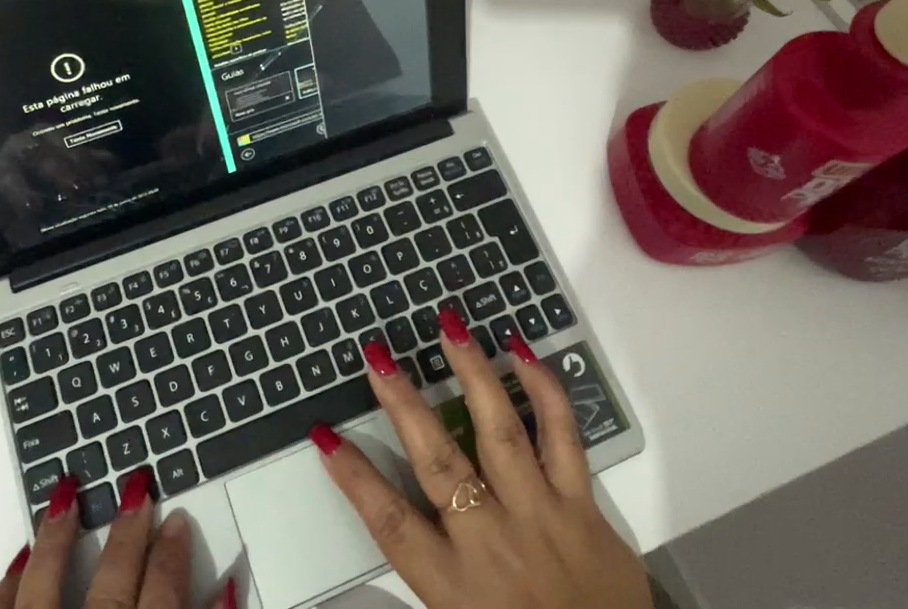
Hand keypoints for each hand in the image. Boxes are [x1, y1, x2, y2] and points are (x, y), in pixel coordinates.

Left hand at [0, 469, 236, 608]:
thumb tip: (228, 586)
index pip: (161, 599)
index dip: (172, 558)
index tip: (178, 522)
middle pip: (111, 587)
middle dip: (126, 534)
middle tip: (136, 485)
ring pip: (43, 590)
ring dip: (56, 540)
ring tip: (66, 492)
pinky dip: (6, 586)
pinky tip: (18, 554)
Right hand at [313, 310, 652, 608]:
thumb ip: (430, 574)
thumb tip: (395, 521)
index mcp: (453, 582)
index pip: (389, 520)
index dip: (353, 476)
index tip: (324, 435)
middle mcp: (489, 538)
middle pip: (437, 461)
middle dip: (402, 404)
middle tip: (377, 354)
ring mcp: (539, 513)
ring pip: (499, 431)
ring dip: (472, 372)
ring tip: (450, 326)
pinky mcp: (583, 505)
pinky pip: (562, 437)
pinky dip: (545, 391)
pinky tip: (522, 352)